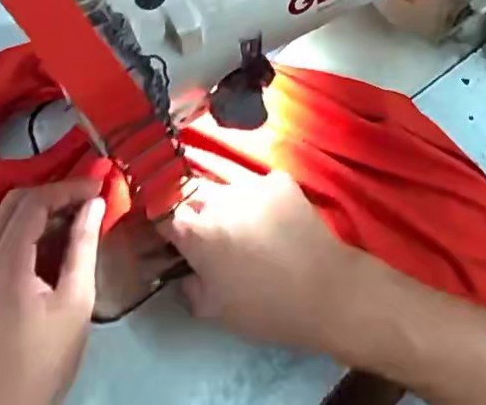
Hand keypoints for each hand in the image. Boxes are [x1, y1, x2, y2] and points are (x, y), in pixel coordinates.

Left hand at [0, 180, 103, 404]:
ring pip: (0, 225)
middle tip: (89, 202)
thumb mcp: (74, 304)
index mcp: (1, 265)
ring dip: (37, 216)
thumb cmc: (38, 366)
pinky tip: (47, 254)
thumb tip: (95, 204)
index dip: (69, 187)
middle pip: (12, 205)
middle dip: (53, 195)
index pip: (33, 202)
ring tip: (75, 225)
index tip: (101, 187)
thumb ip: (83, 247)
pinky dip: (21, 237)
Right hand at [158, 170, 362, 354]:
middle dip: (191, 208)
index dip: (163, 226)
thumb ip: (187, 283)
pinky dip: (255, 196)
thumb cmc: (263, 306)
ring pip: (224, 182)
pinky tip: (266, 216)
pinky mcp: (280, 178)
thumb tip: (182, 269)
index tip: (169, 237)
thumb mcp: (211, 307)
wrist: (322, 287)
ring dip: (223, 199)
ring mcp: (253, 183)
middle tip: (202, 229)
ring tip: (237, 221)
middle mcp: (221, 198)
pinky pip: (257, 182)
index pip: (164, 214)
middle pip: (192, 191)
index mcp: (198, 231)